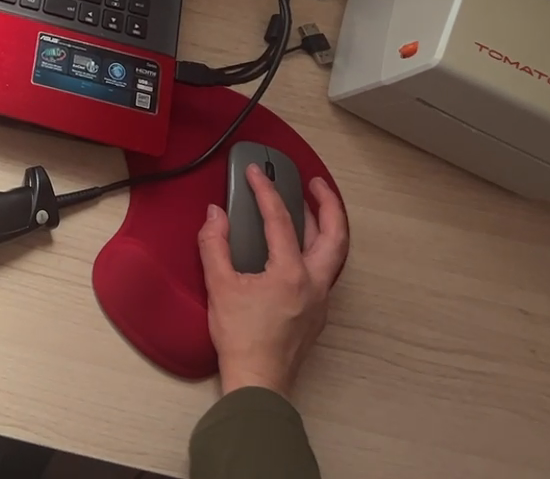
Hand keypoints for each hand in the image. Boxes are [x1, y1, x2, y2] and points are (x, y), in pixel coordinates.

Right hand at [198, 166, 349, 398]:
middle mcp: (315, 284)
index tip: (255, 172)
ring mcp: (320, 299)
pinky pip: (326, 269)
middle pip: (334, 236)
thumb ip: (215, 243)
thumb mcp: (218, 284)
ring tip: (313, 206)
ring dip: (327, 225)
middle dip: (328, 205)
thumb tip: (216, 214)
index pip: (280, 221)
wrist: (259, 377)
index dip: (265, 191)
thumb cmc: (240, 334)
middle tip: (316, 183)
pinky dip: (319, 246)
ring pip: (334, 253)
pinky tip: (302, 244)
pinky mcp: (316, 311)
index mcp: (291, 274)